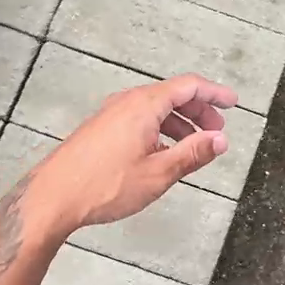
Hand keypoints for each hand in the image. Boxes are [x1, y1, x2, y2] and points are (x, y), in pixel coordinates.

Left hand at [20, 74, 236, 242]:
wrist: (52, 198)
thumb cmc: (101, 186)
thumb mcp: (159, 173)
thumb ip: (193, 153)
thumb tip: (219, 140)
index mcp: (144, 106)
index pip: (189, 86)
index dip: (215, 93)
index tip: (232, 102)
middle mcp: (127, 103)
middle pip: (173, 95)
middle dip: (200, 110)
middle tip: (217, 129)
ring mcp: (111, 115)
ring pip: (156, 108)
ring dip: (180, 122)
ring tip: (194, 146)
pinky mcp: (101, 129)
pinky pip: (139, 119)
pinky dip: (160, 129)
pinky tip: (163, 154)